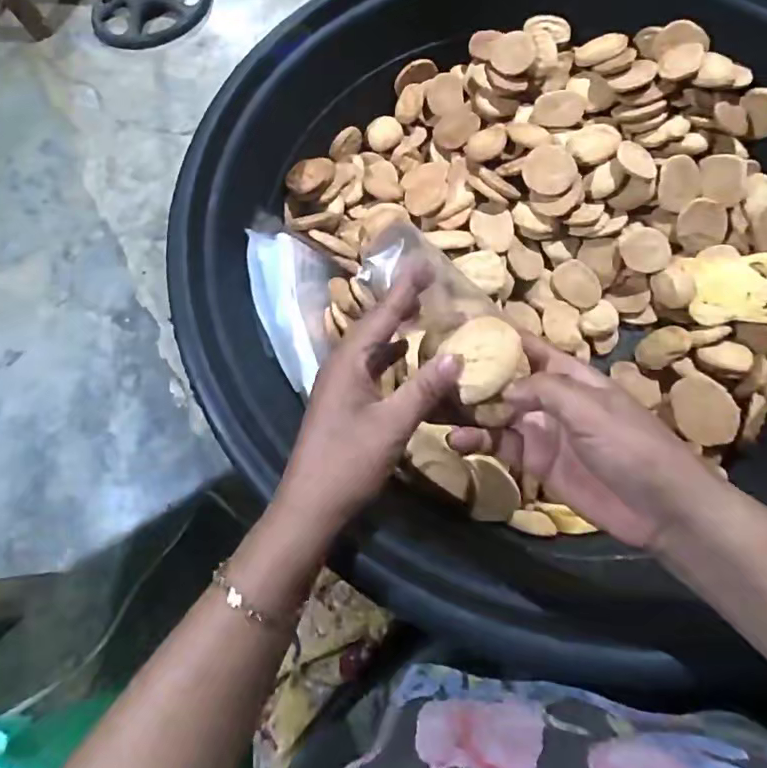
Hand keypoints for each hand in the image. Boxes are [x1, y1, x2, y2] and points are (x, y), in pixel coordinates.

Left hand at [274, 266, 459, 529]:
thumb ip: (423, 390)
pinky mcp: (344, 404)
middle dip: (401, 303)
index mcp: (348, 362)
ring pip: (373, 348)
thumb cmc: (347, 462)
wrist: (309, 504)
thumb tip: (457, 356)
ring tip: (422, 312)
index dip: (404, 290)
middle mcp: (341, 366)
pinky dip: (393, 359)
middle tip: (428, 281)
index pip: (380, 316)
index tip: (425, 263)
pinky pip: (373, 370)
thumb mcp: (391, 426)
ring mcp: (341, 385)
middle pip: (374, 326)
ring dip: (397, 330)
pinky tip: (408, 359)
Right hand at [453, 336, 720, 549]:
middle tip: (430, 370)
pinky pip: (500, 446)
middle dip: (472, 375)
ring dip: (468, 411)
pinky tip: (456, 442)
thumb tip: (502, 386)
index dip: (497, 336)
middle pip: (503, 380)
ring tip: (435, 409)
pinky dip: (477, 442)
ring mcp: (541, 430)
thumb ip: (544, 390)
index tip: (458, 326)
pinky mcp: (536, 462)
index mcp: (568, 375)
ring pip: (495, 413)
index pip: (527, 347)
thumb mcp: (590, 408)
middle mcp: (550, 397)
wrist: (663, 509)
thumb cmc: (632, 446)